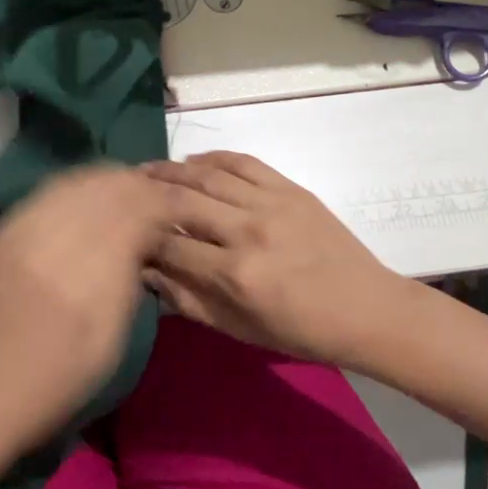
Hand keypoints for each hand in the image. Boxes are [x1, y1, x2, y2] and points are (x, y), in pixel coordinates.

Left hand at [0, 166, 171, 454]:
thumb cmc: (53, 386)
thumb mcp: (110, 343)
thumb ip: (130, 282)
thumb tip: (147, 239)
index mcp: (85, 281)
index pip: (136, 211)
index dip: (162, 203)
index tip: (177, 211)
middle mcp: (49, 244)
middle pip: (105, 187)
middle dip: (138, 187)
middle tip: (156, 200)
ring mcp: (16, 233)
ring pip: (74, 182)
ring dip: (107, 182)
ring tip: (126, 194)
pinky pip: (44, 193)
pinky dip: (75, 189)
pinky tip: (87, 200)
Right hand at [143, 151, 399, 364]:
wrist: (366, 310)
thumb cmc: (300, 331)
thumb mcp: (237, 329)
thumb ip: (188, 300)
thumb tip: (146, 273)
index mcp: (234, 274)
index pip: (169, 246)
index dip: (139, 240)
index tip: (121, 237)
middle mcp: (248, 231)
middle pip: (181, 202)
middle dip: (146, 195)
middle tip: (122, 191)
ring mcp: (271, 204)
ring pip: (208, 175)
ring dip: (172, 170)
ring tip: (147, 170)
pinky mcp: (291, 189)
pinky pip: (244, 162)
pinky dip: (214, 157)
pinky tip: (193, 161)